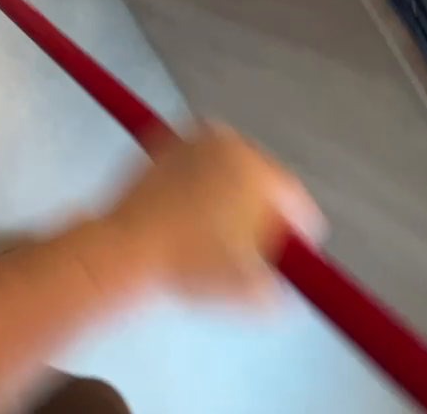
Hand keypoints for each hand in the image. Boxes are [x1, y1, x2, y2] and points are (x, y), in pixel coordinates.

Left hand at [104, 125, 324, 305]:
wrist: (129, 243)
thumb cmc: (189, 264)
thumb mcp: (252, 289)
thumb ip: (282, 280)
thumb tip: (282, 275)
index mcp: (261, 175)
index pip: (295, 197)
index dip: (297, 227)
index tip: (292, 244)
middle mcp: (232, 145)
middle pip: (265, 172)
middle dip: (264, 201)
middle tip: (253, 233)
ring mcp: (197, 136)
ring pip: (231, 159)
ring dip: (233, 182)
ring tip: (218, 217)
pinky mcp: (168, 137)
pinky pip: (198, 153)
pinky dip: (201, 170)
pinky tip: (192, 198)